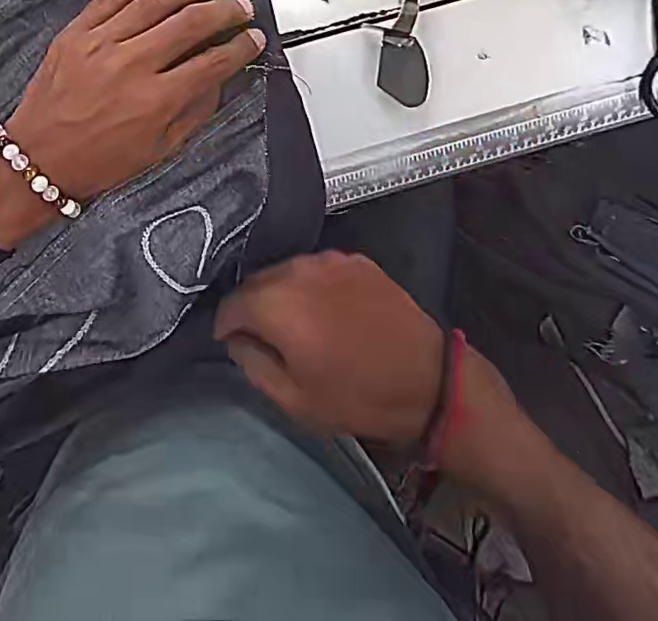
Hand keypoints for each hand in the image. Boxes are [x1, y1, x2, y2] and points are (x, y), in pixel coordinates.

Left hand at [0, 0, 265, 248]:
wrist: (40, 158)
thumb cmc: (97, 160)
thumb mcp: (160, 148)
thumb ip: (196, 110)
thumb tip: (221, 76)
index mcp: (154, 101)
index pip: (213, 61)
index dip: (241, 46)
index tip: (252, 38)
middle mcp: (129, 65)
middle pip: (191, 22)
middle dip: (225, 11)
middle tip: (240, 7)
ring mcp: (100, 43)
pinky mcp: (76, 32)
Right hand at [215, 251, 449, 443]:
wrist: (430, 380)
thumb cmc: (358, 397)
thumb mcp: (294, 399)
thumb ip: (251, 363)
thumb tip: (236, 339)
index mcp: (275, 304)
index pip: (230, 304)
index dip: (227, 327)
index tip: (236, 343)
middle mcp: (296, 270)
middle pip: (255, 282)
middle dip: (253, 308)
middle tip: (269, 338)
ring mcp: (328, 260)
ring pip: (285, 272)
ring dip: (282, 293)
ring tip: (301, 323)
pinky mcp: (354, 259)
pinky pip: (316, 268)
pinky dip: (312, 286)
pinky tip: (329, 310)